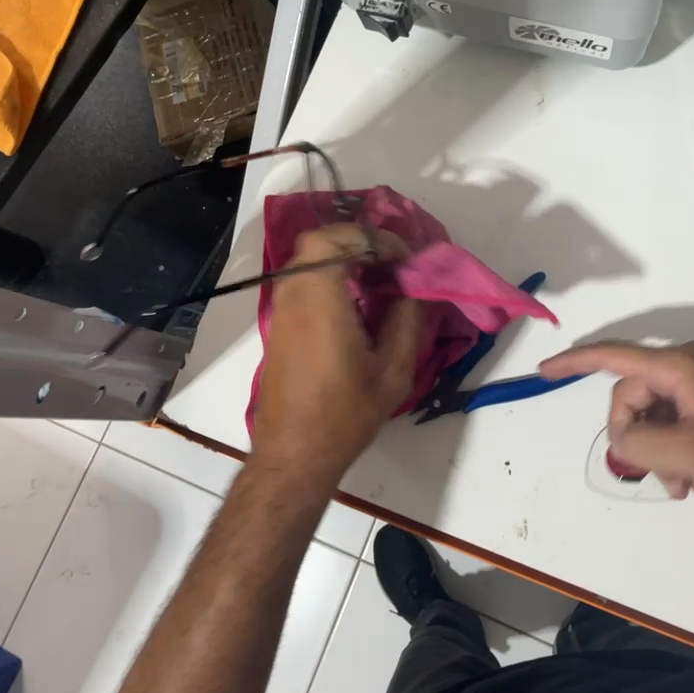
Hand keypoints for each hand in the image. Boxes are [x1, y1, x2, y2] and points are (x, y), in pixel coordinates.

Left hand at [253, 225, 424, 480]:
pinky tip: (358, 300)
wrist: (294, 453)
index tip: (403, 258)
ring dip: (344, 257)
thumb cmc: (345, 414)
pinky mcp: (280, 325)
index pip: (338, 239)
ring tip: (380, 277)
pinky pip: (303, 280)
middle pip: (319, 241)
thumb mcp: (392, 371)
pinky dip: (330, 275)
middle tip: (391, 261)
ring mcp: (282, 309)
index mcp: (320, 298)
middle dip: (359, 241)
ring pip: (308, 259)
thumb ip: (406, 321)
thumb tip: (413, 289)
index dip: (374, 238)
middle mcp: (294, 294)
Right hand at [539, 341, 693, 499]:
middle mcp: (687, 362)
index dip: (574, 363)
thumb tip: (623, 439)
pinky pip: (682, 414)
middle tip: (659, 479)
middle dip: (637, 438)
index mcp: (675, 365)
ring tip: (684, 486)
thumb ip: (639, 445)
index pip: (611, 356)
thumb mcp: (688, 453)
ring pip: (660, 411)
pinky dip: (680, 444)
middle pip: (636, 395)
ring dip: (661, 449)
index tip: (545, 371)